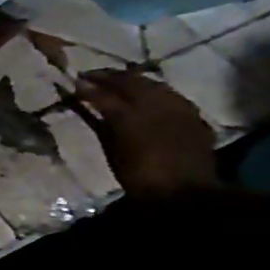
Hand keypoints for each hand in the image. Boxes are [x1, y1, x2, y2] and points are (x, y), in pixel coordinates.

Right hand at [75, 71, 218, 198]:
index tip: (75, 81)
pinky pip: (172, 98)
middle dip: (112, 78)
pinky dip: (155, 93)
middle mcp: (161, 106)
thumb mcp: (114, 149)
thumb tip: (88, 100)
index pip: (111, 92)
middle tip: (92, 76)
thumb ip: (102, 121)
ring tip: (118, 82)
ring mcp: (181, 111)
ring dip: (135, 82)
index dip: (93, 85)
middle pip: (135, 84)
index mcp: (135, 115)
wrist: (183, 194)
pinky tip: (147, 97)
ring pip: (156, 87)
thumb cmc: (139, 175)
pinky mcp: (194, 120)